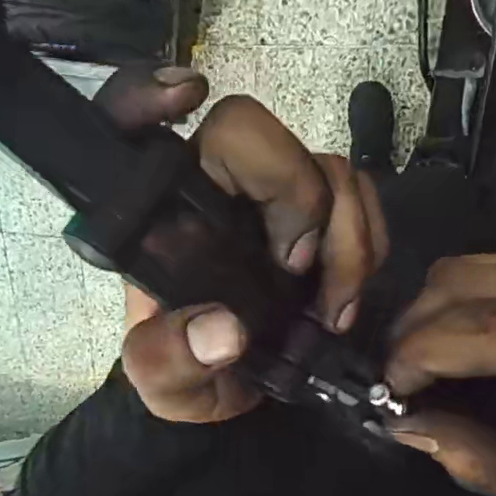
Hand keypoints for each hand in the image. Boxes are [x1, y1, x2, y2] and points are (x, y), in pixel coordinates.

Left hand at [92, 66, 388, 423]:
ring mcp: (269, 195)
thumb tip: (222, 332)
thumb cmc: (189, 378)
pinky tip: (351, 292)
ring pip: (320, 161)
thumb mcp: (162, 381)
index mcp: (157, 213)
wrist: (240, 402)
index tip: (186, 96)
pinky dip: (368, 238)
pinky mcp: (317, 214)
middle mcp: (210, 186)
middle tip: (298, 266)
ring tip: (335, 306)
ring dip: (346, 231)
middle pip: (250, 129)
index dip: (145, 93)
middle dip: (293, 192)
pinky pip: (357, 192)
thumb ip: (172, 360)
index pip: (127, 124)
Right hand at [383, 249, 495, 495]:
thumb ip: (489, 466)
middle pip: (469, 285)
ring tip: (428, 353)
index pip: (495, 329)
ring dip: (430, 308)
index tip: (394, 384)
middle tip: (403, 374)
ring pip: (471, 266)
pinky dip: (459, 296)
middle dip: (415, 327)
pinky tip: (467, 331)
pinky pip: (490, 262)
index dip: (426, 349)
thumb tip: (407, 423)